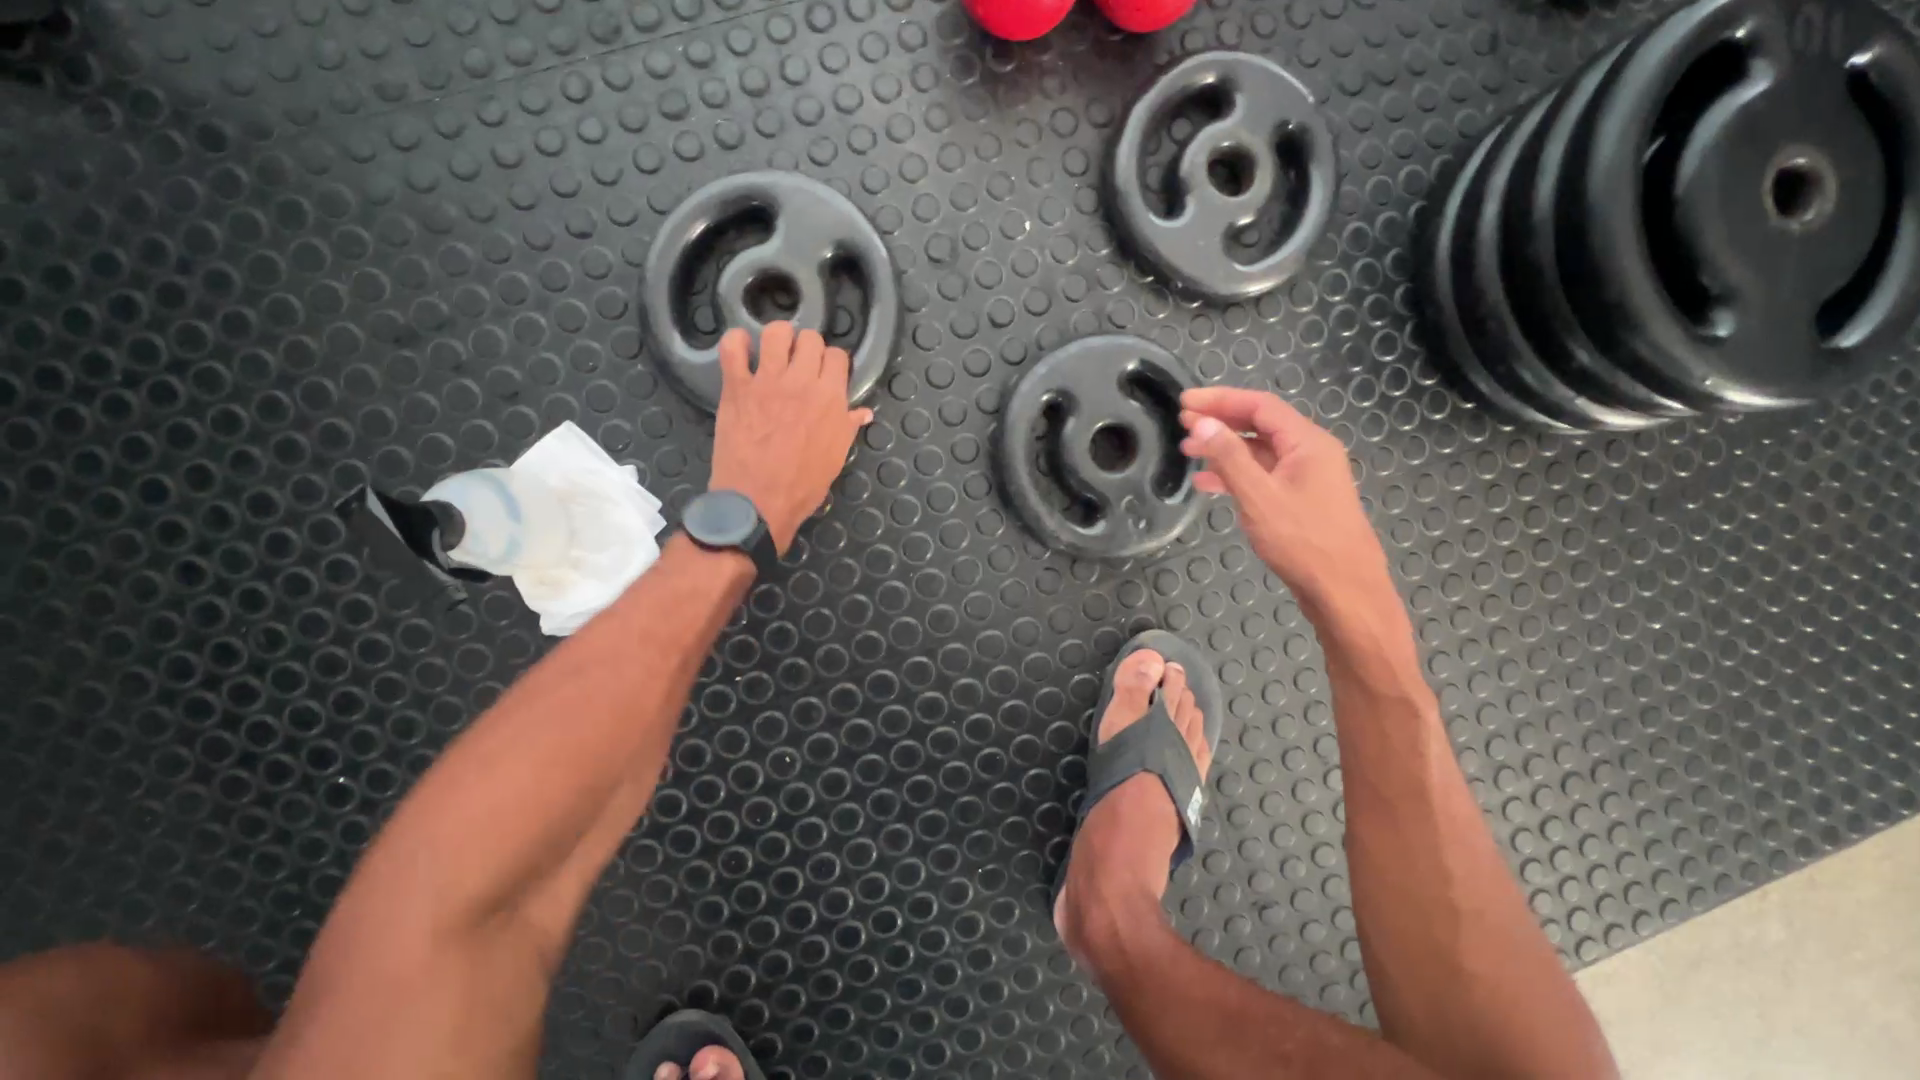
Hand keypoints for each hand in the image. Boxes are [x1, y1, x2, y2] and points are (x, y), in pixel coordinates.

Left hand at [708, 322, 871, 553]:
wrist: (758, 501)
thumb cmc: (802, 486)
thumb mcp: (835, 458)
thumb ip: (848, 427)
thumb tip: (863, 412)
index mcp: (831, 399)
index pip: (838, 357)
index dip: (832, 363)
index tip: (825, 375)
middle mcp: (802, 382)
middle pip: (811, 339)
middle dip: (808, 348)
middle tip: (800, 365)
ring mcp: (767, 381)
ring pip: (777, 333)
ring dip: (778, 338)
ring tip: (774, 353)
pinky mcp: (737, 387)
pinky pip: (732, 348)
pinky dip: (736, 342)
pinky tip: (742, 350)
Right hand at [1178, 387, 1390, 605]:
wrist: (1344, 591)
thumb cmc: (1303, 541)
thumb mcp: (1259, 496)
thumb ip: (1229, 457)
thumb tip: (1202, 422)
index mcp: (1307, 443)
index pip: (1260, 406)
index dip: (1220, 400)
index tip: (1184, 403)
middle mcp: (1311, 453)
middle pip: (1261, 425)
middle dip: (1220, 422)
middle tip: (1181, 424)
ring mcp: (1308, 478)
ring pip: (1260, 452)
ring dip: (1225, 449)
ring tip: (1187, 452)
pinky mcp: (1301, 501)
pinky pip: (1264, 476)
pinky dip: (1237, 475)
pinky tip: (1210, 484)